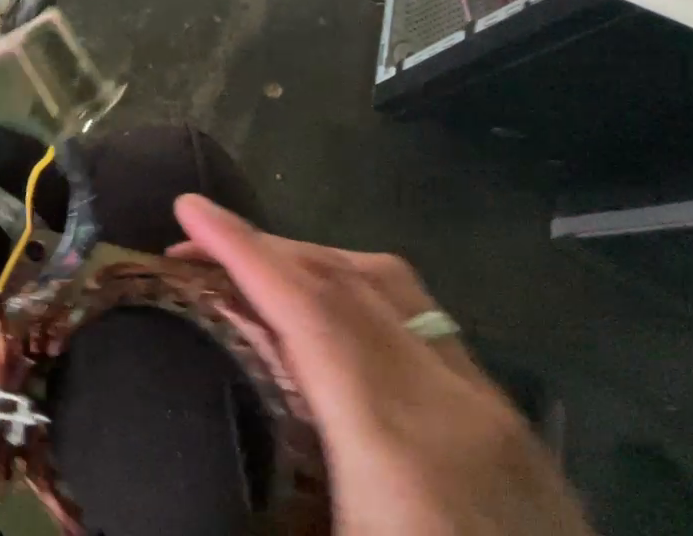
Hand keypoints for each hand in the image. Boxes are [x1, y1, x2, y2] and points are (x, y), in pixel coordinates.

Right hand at [171, 195, 593, 535]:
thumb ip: (254, 481)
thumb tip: (181, 443)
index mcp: (398, 450)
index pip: (310, 313)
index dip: (243, 252)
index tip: (187, 210)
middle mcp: (453, 409)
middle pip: (347, 284)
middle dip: (262, 246)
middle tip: (193, 248)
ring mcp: (492, 411)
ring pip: (394, 289)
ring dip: (310, 259)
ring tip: (254, 269)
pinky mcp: (512, 425)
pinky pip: (424, 319)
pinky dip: (357, 290)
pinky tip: (329, 318)